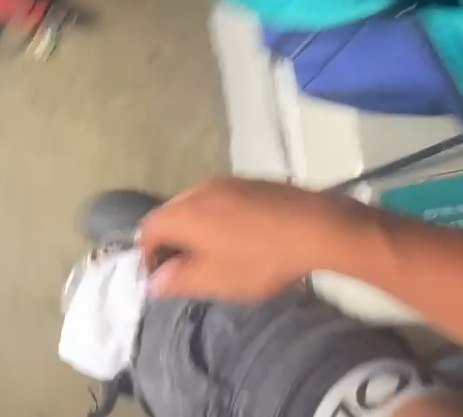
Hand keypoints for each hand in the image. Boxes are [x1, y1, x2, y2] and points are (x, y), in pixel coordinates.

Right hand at [134, 177, 381, 302]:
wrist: (314, 225)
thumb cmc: (260, 258)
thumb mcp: (216, 279)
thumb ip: (179, 279)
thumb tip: (154, 280)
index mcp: (187, 211)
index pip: (148, 227)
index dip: (148, 256)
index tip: (163, 280)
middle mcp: (202, 188)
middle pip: (171, 212)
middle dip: (171, 241)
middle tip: (186, 271)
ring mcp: (228, 181)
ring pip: (196, 204)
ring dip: (195, 229)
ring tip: (212, 257)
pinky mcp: (251, 181)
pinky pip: (220, 198)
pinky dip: (216, 218)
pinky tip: (237, 238)